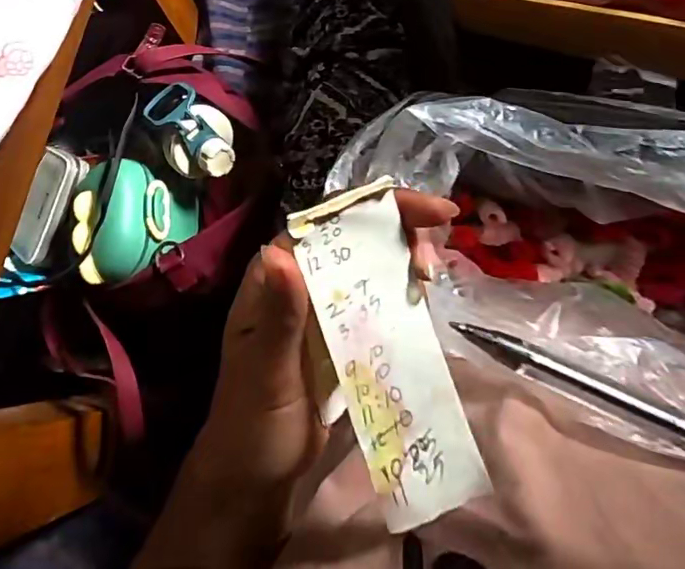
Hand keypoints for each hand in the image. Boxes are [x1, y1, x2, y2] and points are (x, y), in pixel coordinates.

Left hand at [135, 189, 456, 568]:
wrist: (252, 476)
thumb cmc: (251, 419)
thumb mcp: (267, 368)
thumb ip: (279, 315)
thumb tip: (281, 253)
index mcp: (272, 279)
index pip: (320, 227)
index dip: (366, 208)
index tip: (421, 209)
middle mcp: (296, 286)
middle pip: (347, 240)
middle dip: (392, 230)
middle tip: (434, 249)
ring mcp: (318, 313)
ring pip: (362, 269)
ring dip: (398, 260)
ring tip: (431, 270)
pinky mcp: (337, 341)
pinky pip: (371, 305)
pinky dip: (397, 296)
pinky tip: (421, 300)